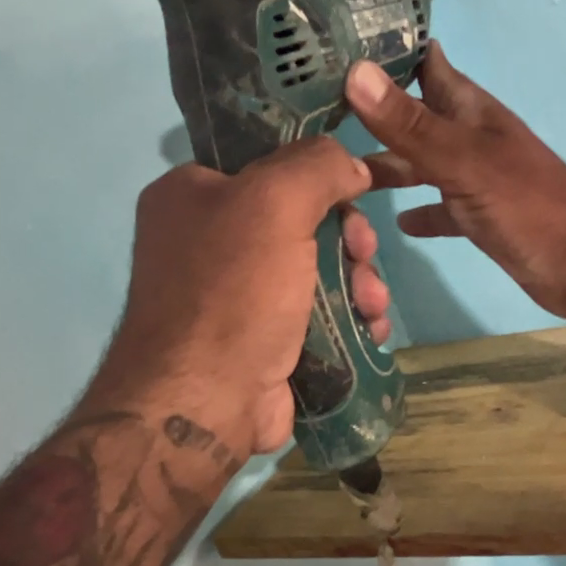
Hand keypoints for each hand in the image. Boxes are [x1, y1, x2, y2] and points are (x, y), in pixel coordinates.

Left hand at [86, 137, 388, 454]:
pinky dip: (352, 317)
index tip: (356, 195)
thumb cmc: (234, 291)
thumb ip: (318, 165)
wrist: (209, 401)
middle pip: (306, 220)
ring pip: (322, 269)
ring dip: (360, 282)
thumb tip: (355, 166)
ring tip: (372, 305)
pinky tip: (370, 328)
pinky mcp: (267, 339)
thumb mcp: (275, 202)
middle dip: (351, 239)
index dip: (320, 177)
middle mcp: (210, 241)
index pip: (269, 165)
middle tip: (366, 256)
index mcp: (193, 195)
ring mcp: (239, 295)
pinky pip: (322, 313)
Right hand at [345, 45, 565, 318]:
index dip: (384, 49)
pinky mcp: (481, 218)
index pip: (424, 62)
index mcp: (470, 110)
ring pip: (423, 163)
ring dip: (389, 166)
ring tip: (340, 173)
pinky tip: (395, 223)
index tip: (330, 43)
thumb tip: (354, 71)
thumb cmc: (528, 206)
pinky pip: (442, 209)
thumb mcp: (463, 161)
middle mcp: (471, 137)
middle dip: (373, 111)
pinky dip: (420, 211)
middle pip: (415, 115)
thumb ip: (411, 124)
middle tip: (314, 114)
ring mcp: (476, 179)